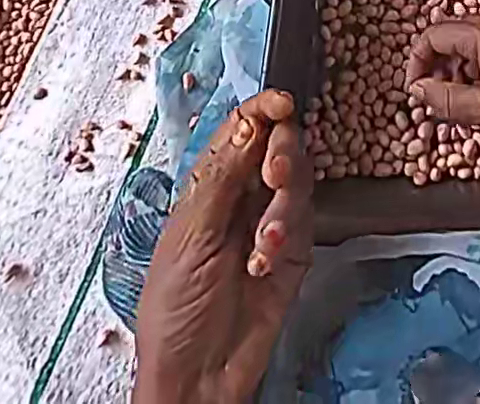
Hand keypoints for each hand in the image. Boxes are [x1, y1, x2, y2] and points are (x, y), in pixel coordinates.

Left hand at [133, 90, 312, 403]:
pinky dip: (286, 238)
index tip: (283, 102)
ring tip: (263, 243)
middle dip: (282, 152)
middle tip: (276, 174)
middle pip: (278, 144)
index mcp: (212, 179)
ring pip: (297, 180)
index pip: (243, 126)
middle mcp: (245, 190)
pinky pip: (303, 222)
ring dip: (283, 205)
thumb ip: (224, 176)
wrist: (197, 377)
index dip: (263, 107)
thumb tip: (249, 121)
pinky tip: (263, 262)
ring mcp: (272, 218)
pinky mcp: (294, 249)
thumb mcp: (192, 234)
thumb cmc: (176, 302)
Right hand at [404, 14, 479, 167]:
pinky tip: (478, 102)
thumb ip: (448, 99)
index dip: (417, 62)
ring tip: (456, 107)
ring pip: (468, 46)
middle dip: (435, 67)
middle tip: (433, 101)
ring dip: (455, 72)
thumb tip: (418, 91)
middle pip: (450, 36)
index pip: (434, 35)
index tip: (415, 91)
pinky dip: (475, 73)